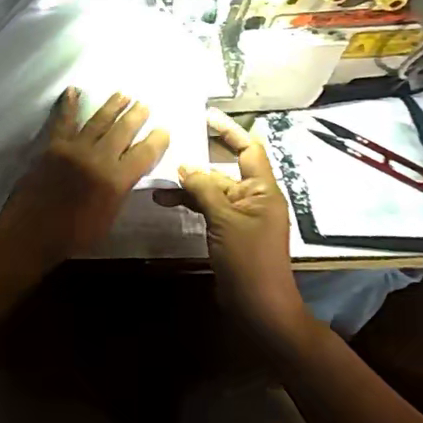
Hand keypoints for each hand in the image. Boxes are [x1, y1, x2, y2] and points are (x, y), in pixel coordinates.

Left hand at [0, 89, 170, 267]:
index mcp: (116, 180)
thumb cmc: (73, 235)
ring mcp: (74, 148)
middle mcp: (98, 158)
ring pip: (97, 121)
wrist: (32, 232)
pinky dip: (68, 105)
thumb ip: (118, 190)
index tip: (164, 129)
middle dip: (136, 116)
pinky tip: (73, 91)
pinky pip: (63, 121)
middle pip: (122, 131)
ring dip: (111, 106)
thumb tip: (125, 171)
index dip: (157, 140)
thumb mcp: (108, 217)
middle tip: (144, 104)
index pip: (144, 154)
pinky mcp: (53, 146)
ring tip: (123, 94)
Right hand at [175, 111, 319, 352]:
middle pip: (224, 169)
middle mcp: (253, 199)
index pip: (249, 150)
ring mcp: (240, 217)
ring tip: (159, 180)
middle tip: (172, 143)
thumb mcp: (224, 219)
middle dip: (199, 159)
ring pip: (211, 190)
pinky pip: (207, 208)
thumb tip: (185, 165)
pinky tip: (166, 201)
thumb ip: (204, 189)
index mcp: (262, 191)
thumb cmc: (248, 259)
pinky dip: (189, 202)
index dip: (230, 130)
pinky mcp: (228, 232)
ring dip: (188, 185)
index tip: (206, 115)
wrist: (259, 307)